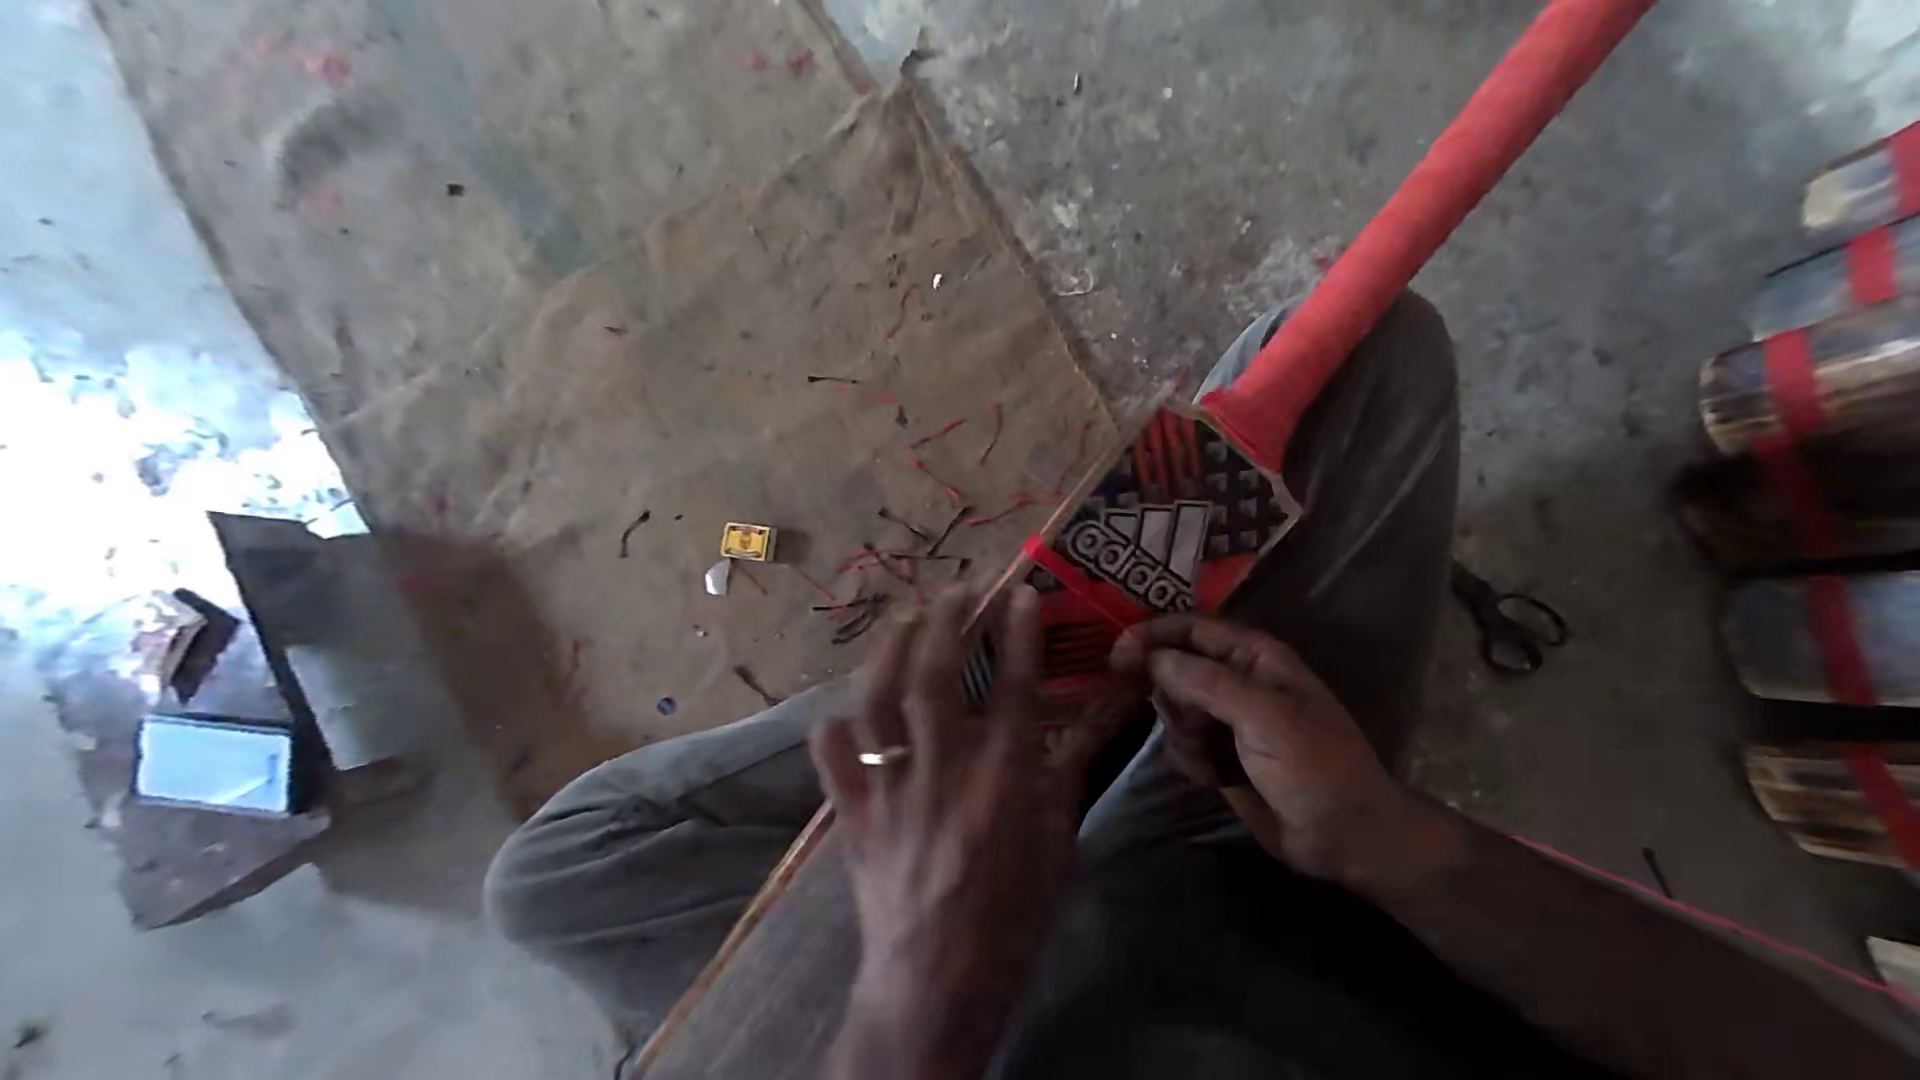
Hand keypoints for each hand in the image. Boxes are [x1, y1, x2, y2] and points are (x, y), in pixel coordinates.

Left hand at [809, 585, 1109, 1078]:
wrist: (935, 988)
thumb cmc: (1010, 917)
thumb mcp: (1054, 845)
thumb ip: (1063, 775)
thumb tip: (1081, 719)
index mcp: (1002, 785)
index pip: (1013, 690)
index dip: (1018, 634)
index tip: (1021, 594)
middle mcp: (942, 775)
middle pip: (936, 678)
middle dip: (947, 622)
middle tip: (958, 590)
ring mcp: (889, 792)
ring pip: (879, 701)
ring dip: (893, 650)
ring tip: (909, 618)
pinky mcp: (852, 815)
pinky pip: (832, 756)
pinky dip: (838, 726)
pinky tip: (849, 711)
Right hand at [1110, 616, 1462, 894]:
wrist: (1345, 838)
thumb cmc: (1316, 766)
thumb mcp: (1265, 716)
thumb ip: (1206, 682)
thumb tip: (1152, 658)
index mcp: (1253, 655)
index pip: (1190, 628)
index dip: (1152, 635)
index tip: (1117, 656)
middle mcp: (1234, 679)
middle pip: (1173, 667)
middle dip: (1168, 695)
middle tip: (1185, 725)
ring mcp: (1224, 717)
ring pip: (1171, 707)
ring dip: (1180, 733)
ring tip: (1208, 758)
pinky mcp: (1216, 751)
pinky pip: (1178, 741)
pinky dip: (1187, 757)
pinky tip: (1211, 776)